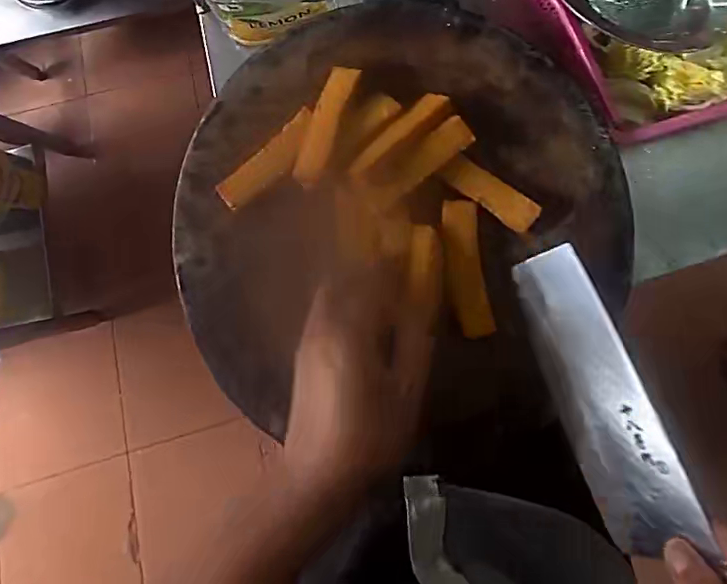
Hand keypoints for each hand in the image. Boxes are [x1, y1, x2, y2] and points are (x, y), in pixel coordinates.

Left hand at [281, 258, 439, 503]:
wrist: (316, 473)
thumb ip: (416, 342)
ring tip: (382, 291)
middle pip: (346, 276)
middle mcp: (324, 322)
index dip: (392, 263)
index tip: (411, 253)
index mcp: (351, 329)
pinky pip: (323, 304)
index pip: (372, 278)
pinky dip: (342, 295)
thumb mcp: (407, 393)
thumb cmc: (370, 436)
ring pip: (331, 288)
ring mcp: (308, 333)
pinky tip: (361, 315)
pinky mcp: (302, 347)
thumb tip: (423, 304)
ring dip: (354, 280)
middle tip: (399, 271)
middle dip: (372, 268)